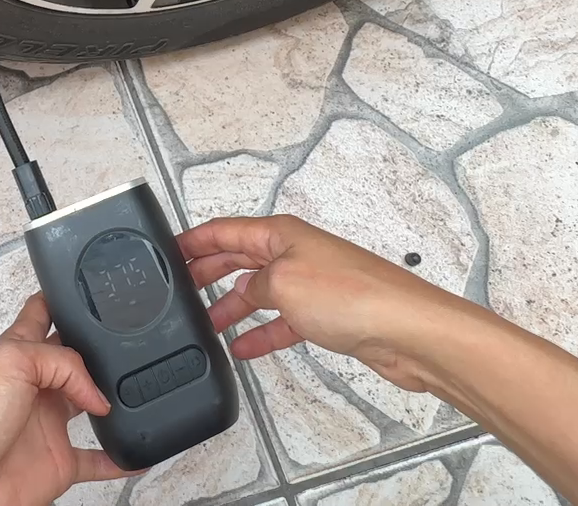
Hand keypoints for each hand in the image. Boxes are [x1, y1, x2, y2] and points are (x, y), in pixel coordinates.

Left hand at [0, 294, 139, 505]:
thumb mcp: (13, 361)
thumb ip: (62, 364)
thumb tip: (97, 394)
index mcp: (18, 349)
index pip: (41, 313)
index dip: (60, 298)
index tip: (85, 288)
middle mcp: (36, 383)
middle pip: (72, 358)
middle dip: (96, 351)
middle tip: (125, 344)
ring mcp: (48, 423)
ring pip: (88, 405)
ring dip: (111, 400)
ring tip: (137, 389)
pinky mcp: (58, 462)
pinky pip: (98, 460)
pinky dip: (120, 457)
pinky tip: (138, 453)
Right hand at [180, 214, 479, 393]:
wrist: (407, 331)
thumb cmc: (353, 295)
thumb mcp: (283, 284)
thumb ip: (254, 286)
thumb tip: (248, 292)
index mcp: (279, 233)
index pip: (224, 230)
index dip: (194, 240)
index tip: (170, 249)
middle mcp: (293, 252)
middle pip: (239, 257)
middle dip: (208, 270)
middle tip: (181, 284)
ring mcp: (309, 282)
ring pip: (258, 290)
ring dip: (232, 305)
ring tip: (207, 323)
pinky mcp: (325, 314)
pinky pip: (281, 320)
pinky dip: (261, 332)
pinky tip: (244, 347)